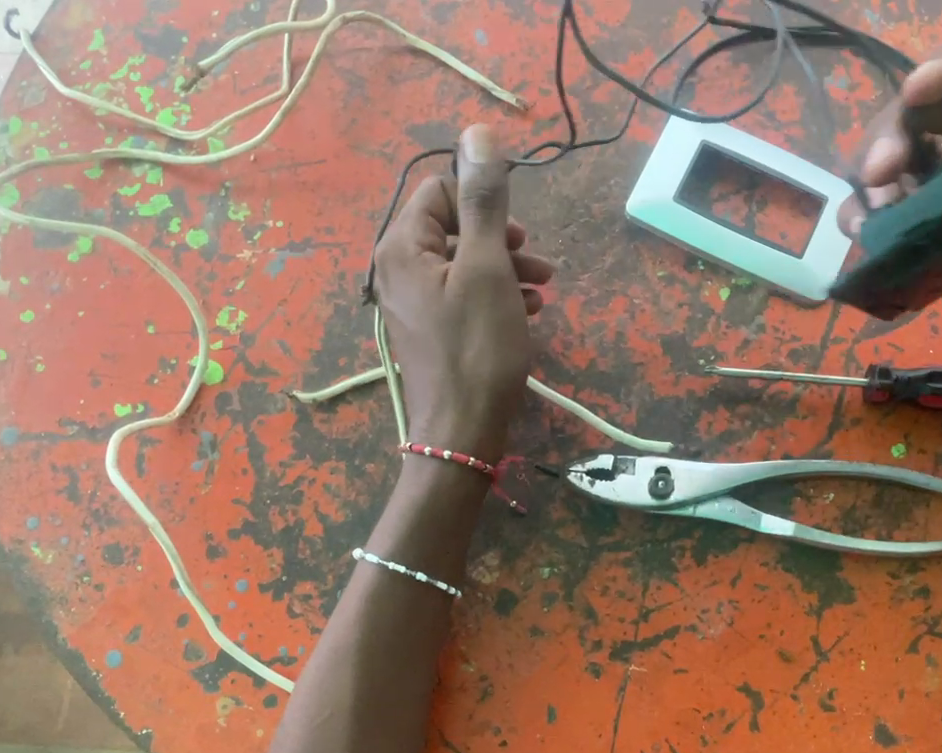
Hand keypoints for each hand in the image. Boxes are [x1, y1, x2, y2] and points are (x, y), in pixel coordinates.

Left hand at [372, 125, 553, 462]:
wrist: (462, 430)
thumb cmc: (478, 348)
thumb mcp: (487, 267)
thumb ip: (484, 201)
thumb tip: (477, 133)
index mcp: (402, 247)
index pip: (440, 191)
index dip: (483, 204)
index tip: (518, 235)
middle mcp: (397, 270)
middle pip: (454, 229)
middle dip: (502, 241)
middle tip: (539, 265)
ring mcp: (412, 304)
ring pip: (464, 266)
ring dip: (507, 270)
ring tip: (543, 291)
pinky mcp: (430, 332)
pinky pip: (462, 297)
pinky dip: (495, 297)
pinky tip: (527, 312)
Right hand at [843, 30, 941, 373]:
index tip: (918, 88)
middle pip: (929, 106)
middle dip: (893, 130)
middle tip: (879, 173)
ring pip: (895, 155)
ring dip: (869, 177)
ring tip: (869, 217)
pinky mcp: (927, 228)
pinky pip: (884, 211)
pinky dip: (863, 218)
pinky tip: (862, 237)